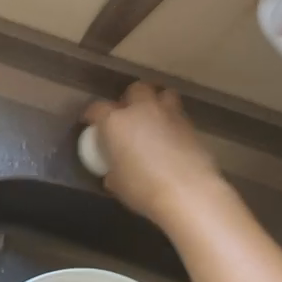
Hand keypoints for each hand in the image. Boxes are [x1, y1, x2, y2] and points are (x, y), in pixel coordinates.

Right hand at [82, 83, 223, 224]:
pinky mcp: (191, 125)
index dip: (92, 114)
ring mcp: (169, 114)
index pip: (97, 108)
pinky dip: (172, 123)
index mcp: (116, 122)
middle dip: (131, 99)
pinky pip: (178, 116)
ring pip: (163, 94)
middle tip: (128, 116)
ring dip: (157, 103)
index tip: (90, 122)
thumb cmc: (142, 188)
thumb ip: (112, 169)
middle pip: (136, 89)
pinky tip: (171, 140)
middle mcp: (142, 110)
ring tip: (153, 120)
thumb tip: (113, 171)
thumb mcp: (116, 183)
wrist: (187, 192)